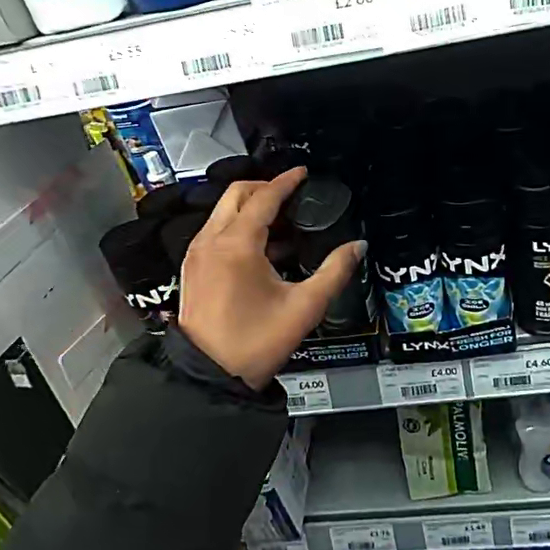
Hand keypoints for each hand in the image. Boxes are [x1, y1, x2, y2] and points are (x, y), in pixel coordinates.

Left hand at [179, 167, 365, 390]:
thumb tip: (356, 247)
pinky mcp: (193, 268)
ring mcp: (197, 254)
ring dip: (250, 207)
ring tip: (281, 223)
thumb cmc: (253, 343)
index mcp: (237, 244)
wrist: (209, 375)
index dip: (286, 181)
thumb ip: (335, 271)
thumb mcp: (304, 307)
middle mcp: (211, 241)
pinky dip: (236, 226)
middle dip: (264, 187)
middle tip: (291, 194)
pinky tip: (261, 249)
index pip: (264, 197)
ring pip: (222, 211)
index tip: (301, 174)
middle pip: (236, 194)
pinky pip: (214, 231)